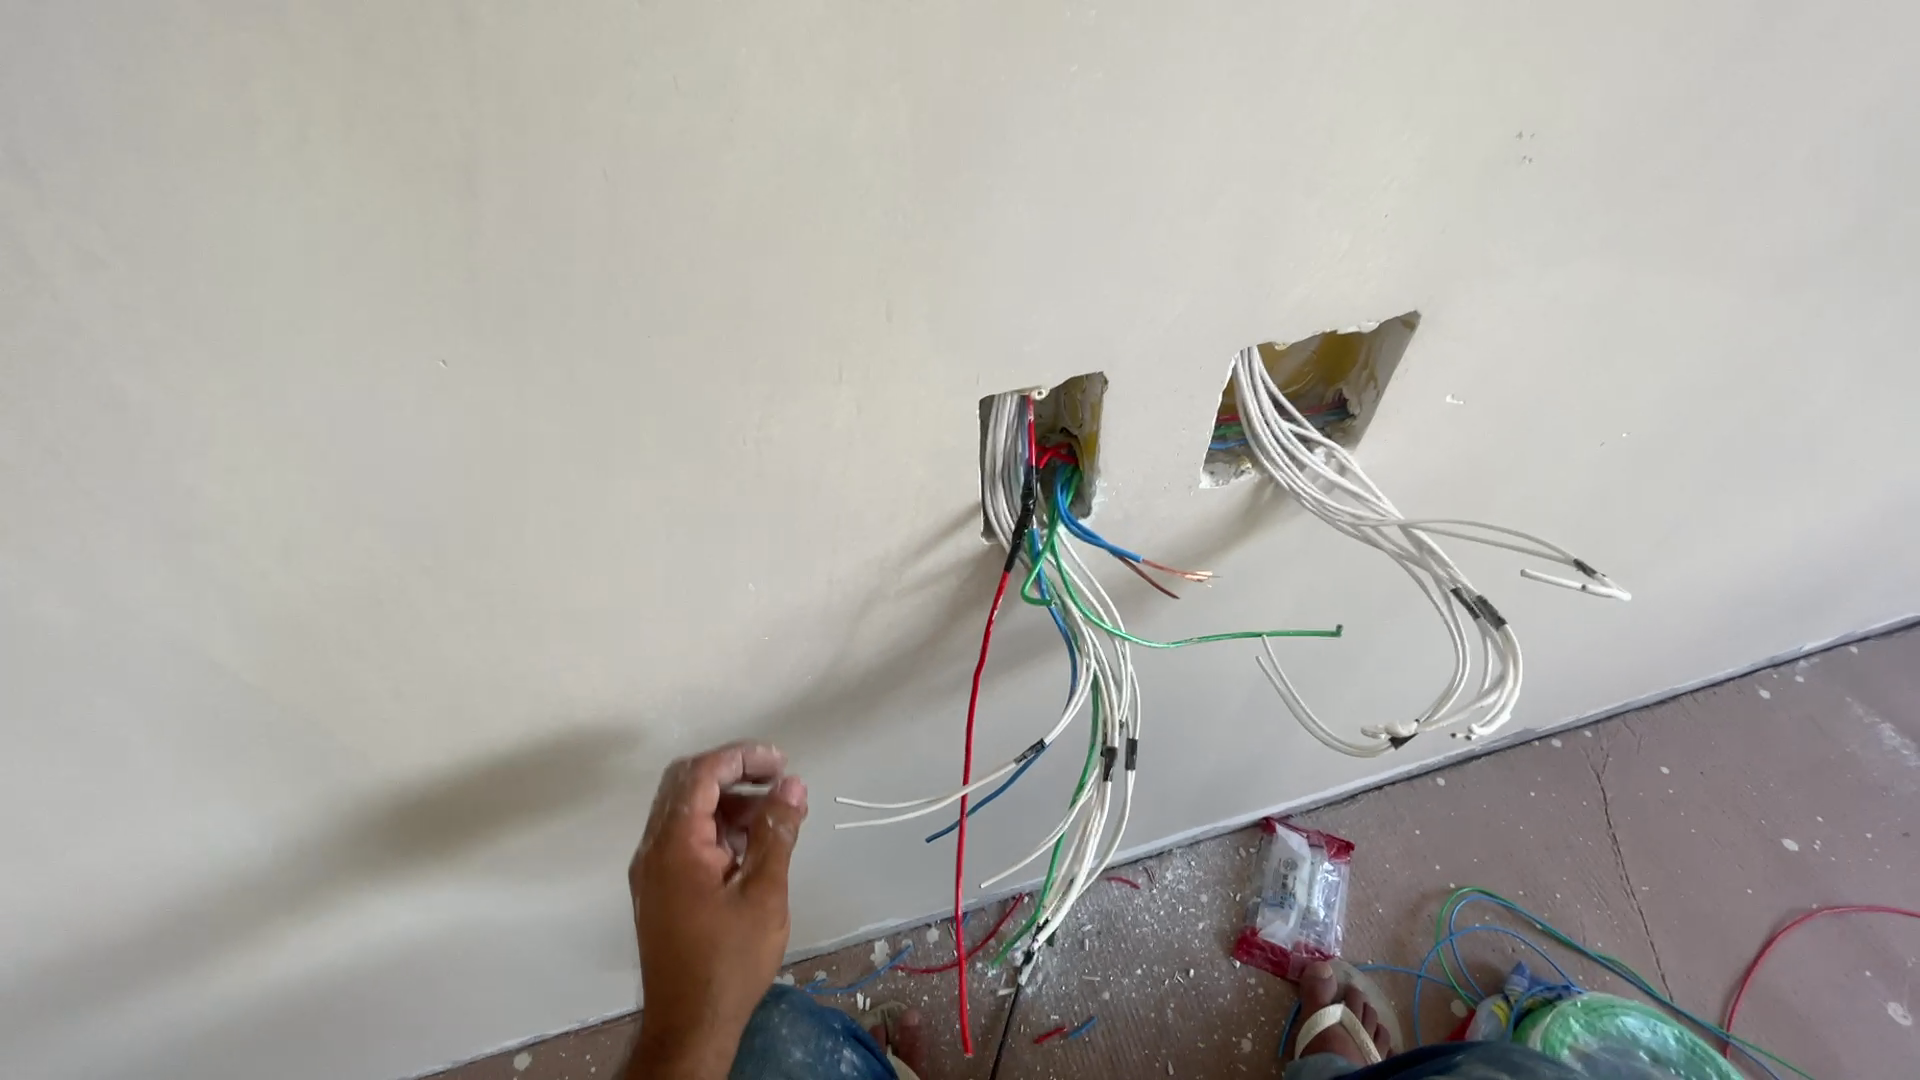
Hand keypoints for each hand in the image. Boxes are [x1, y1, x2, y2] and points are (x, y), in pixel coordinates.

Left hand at [625, 741, 807, 1079]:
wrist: (689, 1027)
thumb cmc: (729, 961)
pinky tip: (753, 844)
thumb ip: (776, 832)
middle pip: (688, 783)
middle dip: (735, 771)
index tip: (781, 763)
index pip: (701, 774)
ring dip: (730, 800)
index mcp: (674, 844)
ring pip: (687, 809)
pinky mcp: (661, 887)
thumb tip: (792, 785)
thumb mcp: (764, 893)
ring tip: (776, 815)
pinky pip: (686, 836)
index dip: (742, 756)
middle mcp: (654, 849)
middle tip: (777, 779)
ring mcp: (653, 868)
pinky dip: (719, 825)